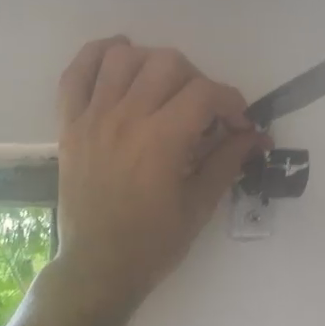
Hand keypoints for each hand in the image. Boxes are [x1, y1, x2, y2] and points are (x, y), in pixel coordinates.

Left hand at [51, 38, 267, 315]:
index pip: (205, 94)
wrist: (98, 270)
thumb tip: (255, 137)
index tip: (238, 124)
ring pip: (123, 57)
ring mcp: (93, 119)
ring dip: (151, 63)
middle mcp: (125, 119)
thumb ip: (226, 164)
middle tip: (202, 112)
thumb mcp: (198, 208)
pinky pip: (76, 73)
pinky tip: (118, 59)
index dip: (231, 102)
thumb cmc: (152, 247)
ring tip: (163, 89)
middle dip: (196, 80)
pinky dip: (97, 56)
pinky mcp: (70, 127)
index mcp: (161, 141)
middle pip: (167, 64)